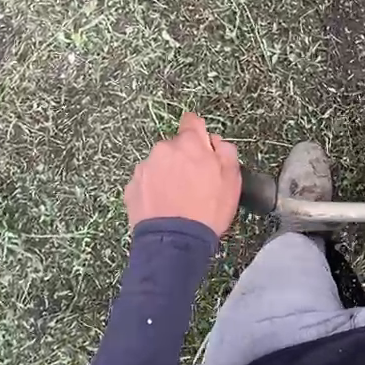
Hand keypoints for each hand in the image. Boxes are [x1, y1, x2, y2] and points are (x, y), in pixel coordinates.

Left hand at [124, 112, 241, 236]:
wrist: (175, 243)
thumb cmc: (207, 211)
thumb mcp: (232, 180)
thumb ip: (226, 152)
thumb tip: (215, 143)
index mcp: (189, 143)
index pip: (191, 121)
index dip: (198, 133)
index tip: (201, 146)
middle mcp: (163, 149)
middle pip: (175, 147)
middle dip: (183, 159)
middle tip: (194, 184)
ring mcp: (144, 168)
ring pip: (159, 164)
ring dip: (167, 175)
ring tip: (177, 200)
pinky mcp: (131, 188)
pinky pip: (146, 182)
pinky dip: (153, 191)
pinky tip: (164, 208)